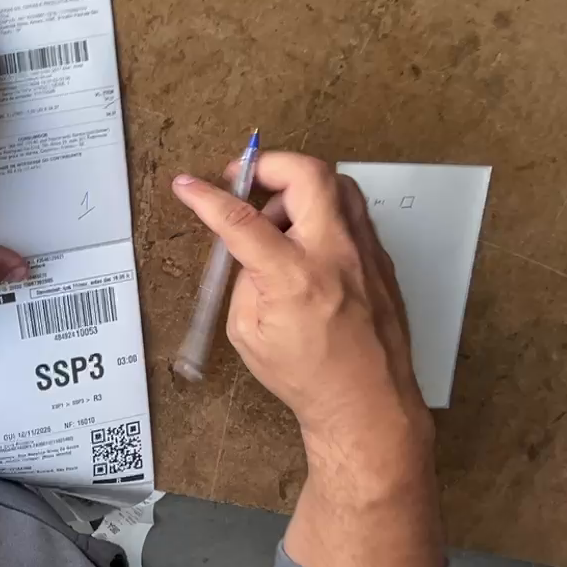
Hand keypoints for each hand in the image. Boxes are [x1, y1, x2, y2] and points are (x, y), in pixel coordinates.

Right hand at [172, 153, 442, 566]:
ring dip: (296, 187)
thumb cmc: (303, 375)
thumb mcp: (247, 332)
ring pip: (336, 184)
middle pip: (308, 173)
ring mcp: (366, 252)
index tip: (186, 184)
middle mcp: (336, 254)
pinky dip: (317, 211)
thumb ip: (242, 281)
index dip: (206, 198)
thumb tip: (245, 250)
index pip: (242, 220)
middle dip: (268, 165)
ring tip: (272, 219)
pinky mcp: (380, 258)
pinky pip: (349, 212)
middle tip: (241, 180)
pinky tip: (299, 243)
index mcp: (295, 277)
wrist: (366, 401)